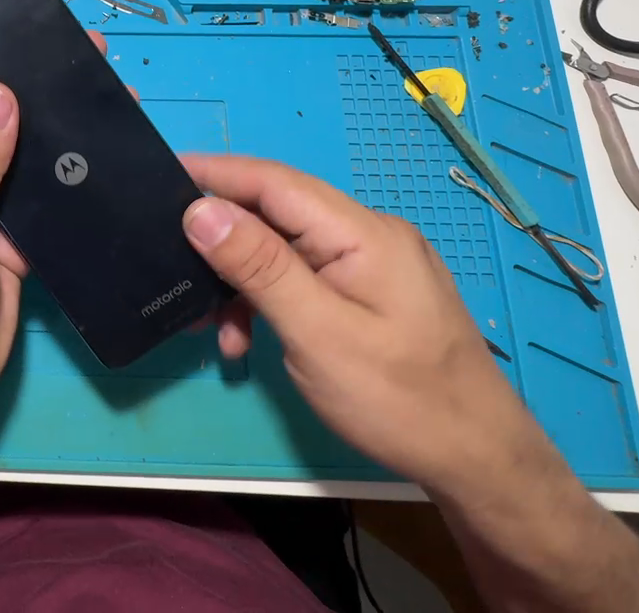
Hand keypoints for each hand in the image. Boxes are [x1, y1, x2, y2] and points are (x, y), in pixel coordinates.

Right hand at [180, 156, 555, 497]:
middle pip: (274, 213)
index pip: (273, 181)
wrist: (479, 465)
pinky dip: (264, 300)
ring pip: (281, 249)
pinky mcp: (364, 291)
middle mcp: (366, 234)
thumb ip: (258, 266)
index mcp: (362, 233)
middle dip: (218, 237)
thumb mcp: (318, 334)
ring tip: (204, 321)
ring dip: (238, 280)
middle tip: (167, 260)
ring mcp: (367, 263)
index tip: (159, 174)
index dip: (214, 173)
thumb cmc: (400, 400)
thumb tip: (200, 210)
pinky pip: (299, 278)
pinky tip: (244, 337)